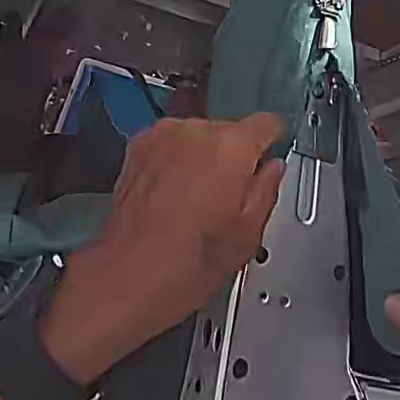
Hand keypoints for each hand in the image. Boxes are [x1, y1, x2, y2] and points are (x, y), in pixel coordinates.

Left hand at [39, 115, 285, 383]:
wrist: (124, 277)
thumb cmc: (183, 264)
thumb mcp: (249, 234)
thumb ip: (268, 189)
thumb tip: (272, 169)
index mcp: (232, 146)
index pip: (268, 122)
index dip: (274, 140)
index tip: (271, 153)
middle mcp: (197, 130)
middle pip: (232, 130)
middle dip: (235, 157)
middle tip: (230, 196)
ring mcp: (164, 135)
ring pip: (201, 136)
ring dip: (204, 157)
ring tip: (198, 200)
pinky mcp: (139, 145)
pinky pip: (173, 143)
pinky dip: (176, 160)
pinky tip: (174, 195)